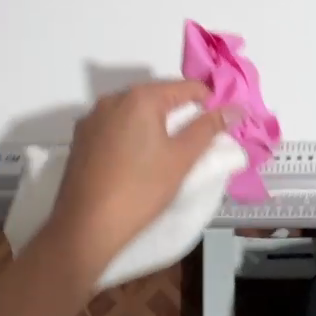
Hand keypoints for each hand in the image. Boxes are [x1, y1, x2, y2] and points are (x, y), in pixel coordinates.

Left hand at [42, 80, 234, 278]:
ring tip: (167, 152)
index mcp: (140, 97)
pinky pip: (114, 127)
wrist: (85, 228)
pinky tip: (137, 160)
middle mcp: (112, 99)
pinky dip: (131, 135)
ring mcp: (92, 119)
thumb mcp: (182, 158)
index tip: (218, 126)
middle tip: (195, 141)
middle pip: (158, 96)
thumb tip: (235, 108)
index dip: (208, 103)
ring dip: (154, 124)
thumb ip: (209, 128)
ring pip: (134, 112)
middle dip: (180, 113)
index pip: (186, 87)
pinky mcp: (80, 139)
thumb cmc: (141, 190)